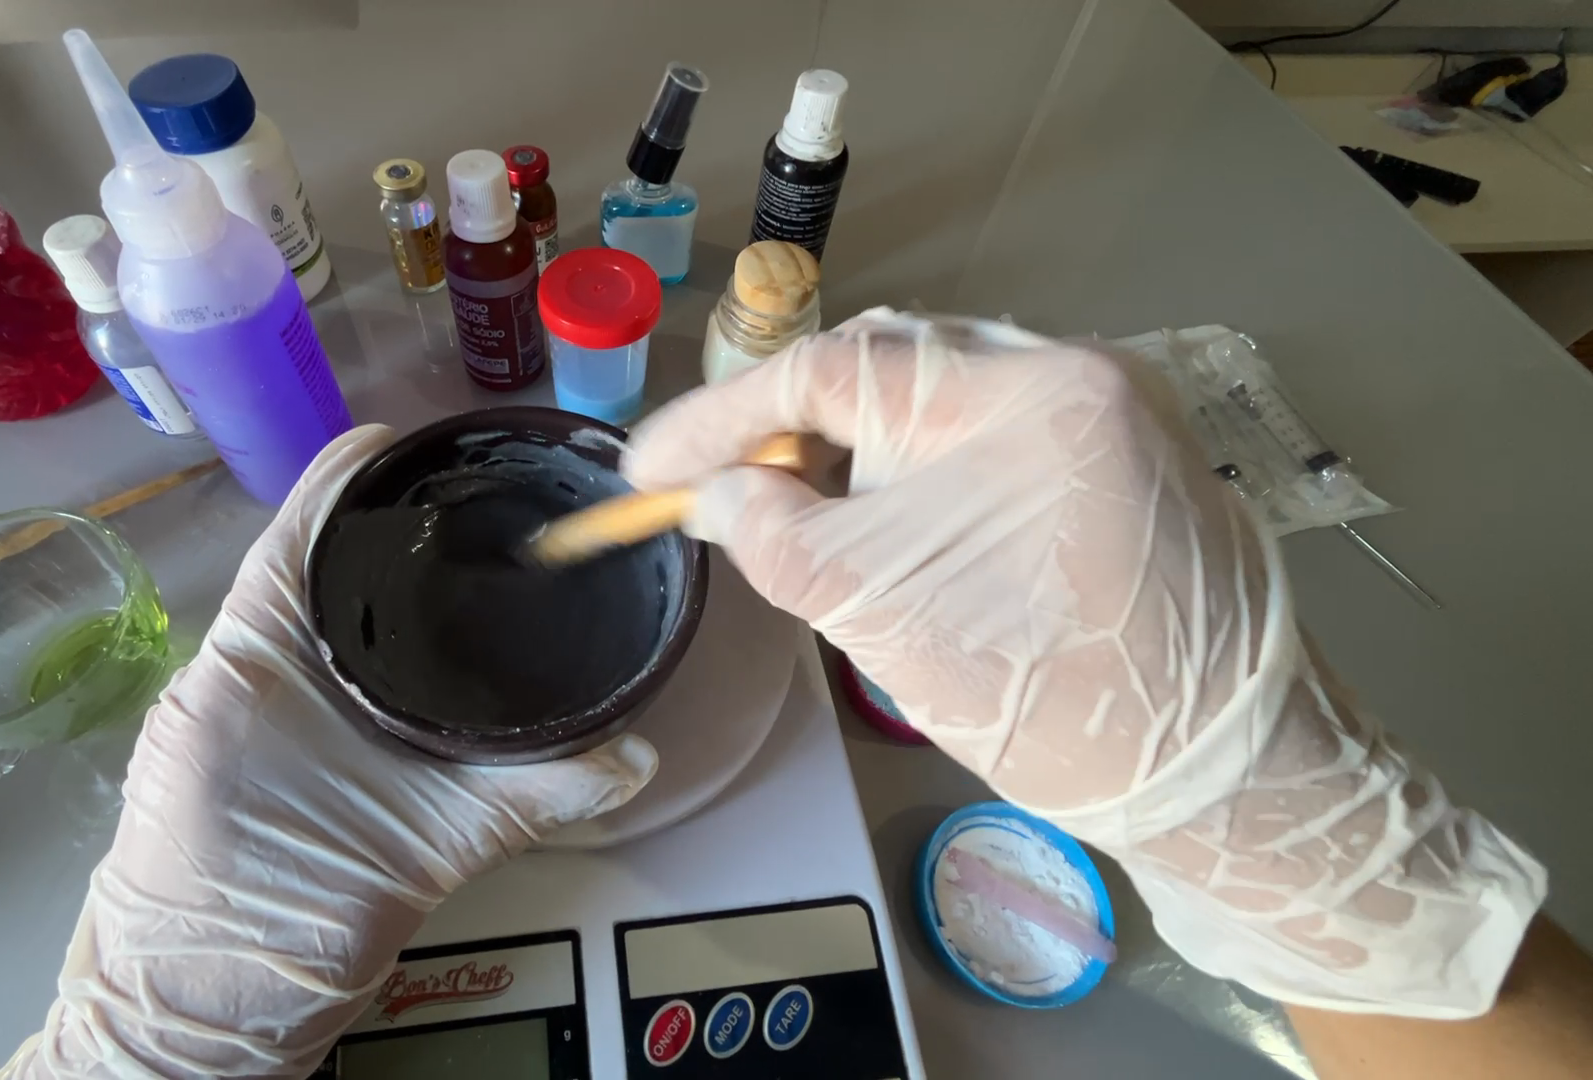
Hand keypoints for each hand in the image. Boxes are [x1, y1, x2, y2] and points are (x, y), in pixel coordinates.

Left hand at [0, 426, 656, 1078]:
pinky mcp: (261, 740)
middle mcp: (239, 669)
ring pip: (314, 609)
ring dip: (372, 570)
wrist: (199, 1024)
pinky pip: (320, 658)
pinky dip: (366, 628)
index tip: (402, 438)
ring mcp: (243, 704)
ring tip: (455, 538)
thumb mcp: (414, 853)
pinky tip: (423, 630)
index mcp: (250, 667)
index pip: (294, 537)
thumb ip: (528, 794)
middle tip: (461, 489)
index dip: (342, 478)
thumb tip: (636, 756)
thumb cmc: (273, 928)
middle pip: (309, 559)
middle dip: (376, 516)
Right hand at [625, 308, 1543, 1017]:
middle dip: (781, 425)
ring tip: (793, 500)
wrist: (1224, 776)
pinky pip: (969, 420)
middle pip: (875, 363)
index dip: (718, 418)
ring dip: (840, 443)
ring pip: (920, 389)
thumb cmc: (1047, 699)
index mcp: (1020, 395)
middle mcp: (1066, 367)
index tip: (646, 463)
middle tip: (720, 480)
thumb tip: (706, 493)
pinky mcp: (1105, 443)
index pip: (826, 372)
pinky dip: (899, 457)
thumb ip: (771, 536)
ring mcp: (1095, 400)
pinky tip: (879, 506)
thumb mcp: (877, 614)